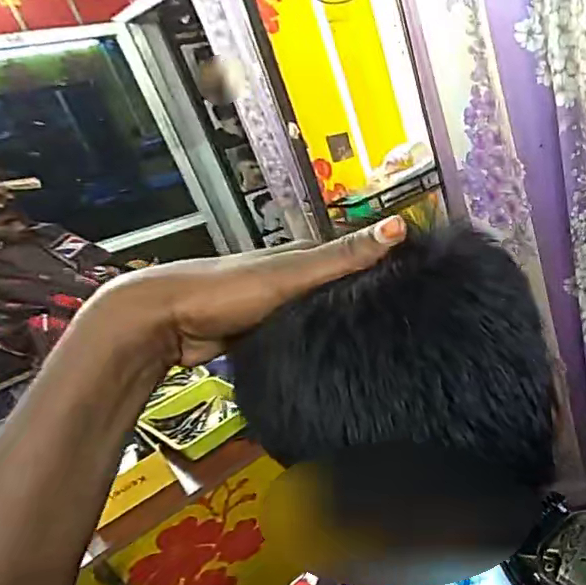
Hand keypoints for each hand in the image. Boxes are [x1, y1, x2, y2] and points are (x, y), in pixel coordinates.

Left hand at [86, 216, 405, 365]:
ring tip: (376, 344)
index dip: (385, 264)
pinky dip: (316, 343)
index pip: (353, 255)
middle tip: (403, 322)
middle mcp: (290, 278)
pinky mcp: (261, 334)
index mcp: (301, 256)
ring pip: (318, 314)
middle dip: (364, 299)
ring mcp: (274, 307)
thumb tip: (401, 225)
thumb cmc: (233, 289)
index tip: (419, 282)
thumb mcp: (296, 272)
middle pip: (337, 287)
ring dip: (339, 325)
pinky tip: (334, 359)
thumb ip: (345, 255)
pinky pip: (298, 337)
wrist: (166, 320)